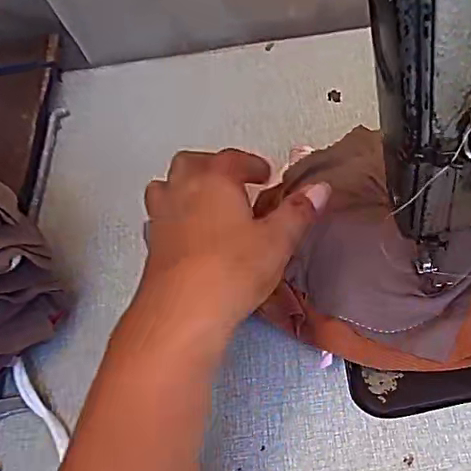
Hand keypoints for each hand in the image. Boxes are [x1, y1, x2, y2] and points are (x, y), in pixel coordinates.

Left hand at [132, 148, 329, 349]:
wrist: (184, 311)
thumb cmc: (230, 270)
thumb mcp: (278, 241)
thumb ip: (298, 212)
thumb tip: (318, 191)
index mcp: (214, 180)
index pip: (233, 159)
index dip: (251, 163)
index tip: (264, 173)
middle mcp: (182, 192)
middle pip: (191, 164)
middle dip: (212, 166)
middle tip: (232, 180)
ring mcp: (161, 219)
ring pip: (166, 188)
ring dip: (184, 188)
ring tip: (205, 203)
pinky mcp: (152, 248)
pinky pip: (161, 221)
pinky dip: (176, 220)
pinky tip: (190, 237)